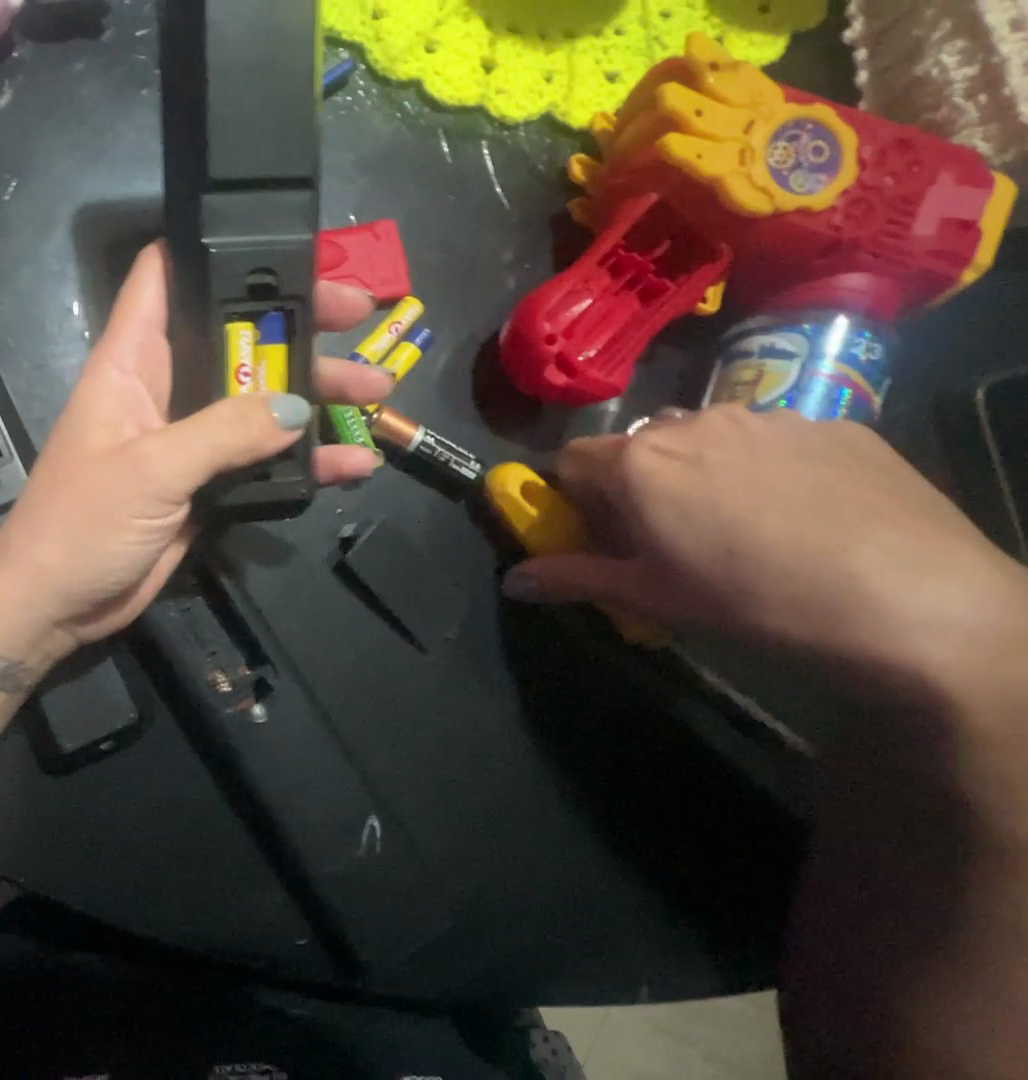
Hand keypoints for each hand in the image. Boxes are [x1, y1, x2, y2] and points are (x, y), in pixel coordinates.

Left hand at [0, 241, 396, 646]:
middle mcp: (162, 389)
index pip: (165, 277)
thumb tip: (295, 406)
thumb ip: (224, 432)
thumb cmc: (81, 525)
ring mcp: (186, 438)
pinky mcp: (202, 484)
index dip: (217, 251)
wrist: (56, 605)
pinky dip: (304, 459)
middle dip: (296, 325)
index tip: (284, 246)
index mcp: (131, 363)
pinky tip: (351, 464)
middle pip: (234, 337)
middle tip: (361, 317)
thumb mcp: (151, 469)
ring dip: (314, 396)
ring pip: (258, 399)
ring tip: (377, 395)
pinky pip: (260, 458)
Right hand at [503, 406, 1027, 688]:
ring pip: (705, 437)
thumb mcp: (649, 597)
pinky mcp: (835, 424)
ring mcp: (768, 418)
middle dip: (635, 484)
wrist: (912, 598)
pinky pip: (770, 439)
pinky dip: (762, 467)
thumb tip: (511, 580)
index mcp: (637, 463)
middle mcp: (693, 424)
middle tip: (667, 538)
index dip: (574, 499)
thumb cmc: (751, 599)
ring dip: (698, 471)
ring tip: (740, 525)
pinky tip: (799, 515)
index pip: (569, 460)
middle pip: (637, 447)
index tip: (601, 535)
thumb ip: (572, 578)